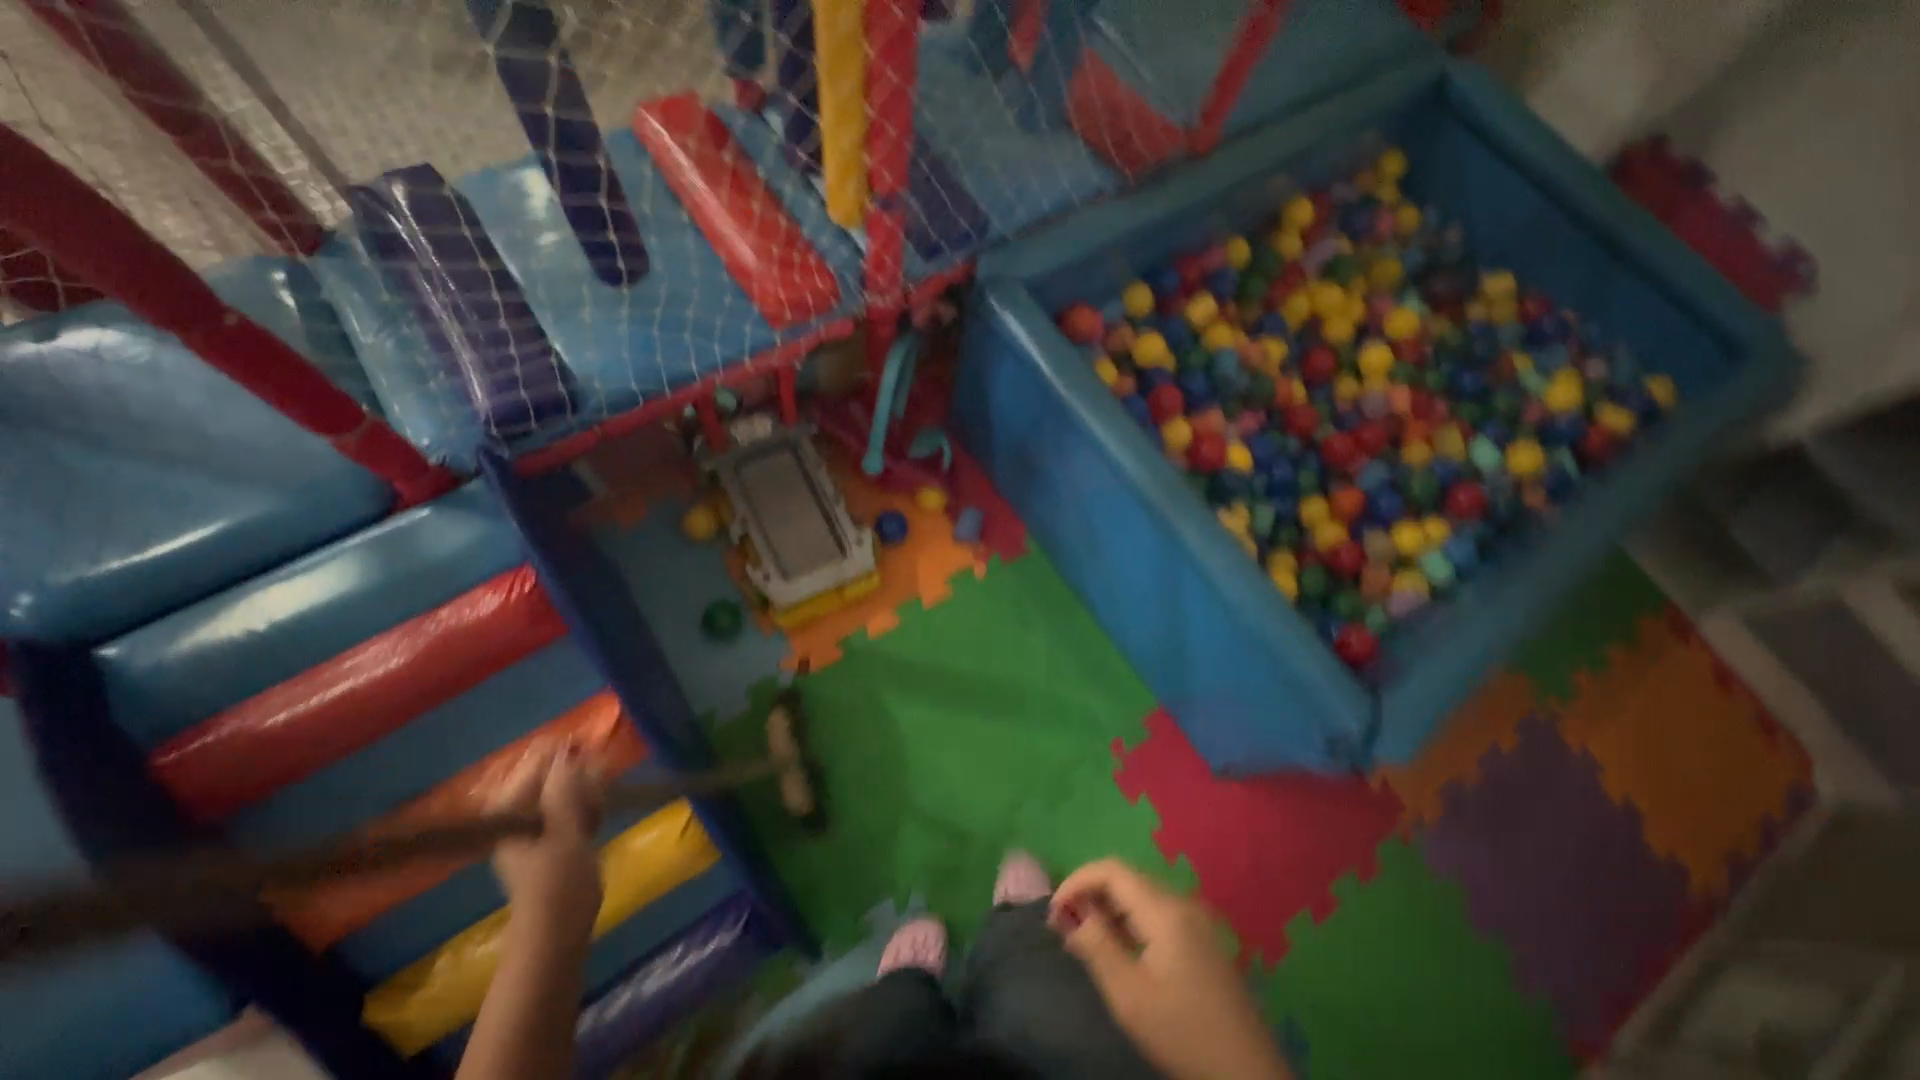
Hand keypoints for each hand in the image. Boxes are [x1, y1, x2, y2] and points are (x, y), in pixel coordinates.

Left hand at [490, 744, 604, 945]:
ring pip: (559, 794)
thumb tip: (565, 750)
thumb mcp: (566, 831)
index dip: (567, 756)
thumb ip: (565, 789)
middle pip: (547, 777)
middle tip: (597, 799)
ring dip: (583, 797)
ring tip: (597, 814)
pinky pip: (563, 812)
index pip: (535, 763)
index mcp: (509, 809)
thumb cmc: (560, 883)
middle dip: (578, 780)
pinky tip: (594, 824)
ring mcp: (526, 830)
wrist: (556, 936)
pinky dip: (581, 813)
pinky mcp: (542, 843)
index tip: (597, 760)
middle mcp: (511, 815)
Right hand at [1050, 859, 1291, 1079]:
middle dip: (1090, 894)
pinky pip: (1157, 915)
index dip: (1076, 882)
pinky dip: (1129, 922)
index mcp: (1166, 911)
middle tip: (1063, 928)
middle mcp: (1183, 905)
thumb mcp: (1128, 994)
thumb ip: (1097, 946)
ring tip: (1082, 941)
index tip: (1053, 913)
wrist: (1245, 1071)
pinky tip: (1116, 950)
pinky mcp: (1202, 941)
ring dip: (1108, 909)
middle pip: (1127, 879)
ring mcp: (1197, 922)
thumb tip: (1072, 913)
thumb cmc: (1181, 1031)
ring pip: (1142, 897)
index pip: (1112, 870)